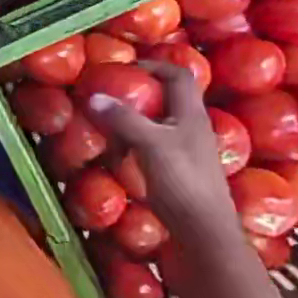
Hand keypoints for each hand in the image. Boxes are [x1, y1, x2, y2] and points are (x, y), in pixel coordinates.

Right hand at [84, 62, 241, 245]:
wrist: (204, 232)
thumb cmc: (182, 182)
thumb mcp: (149, 144)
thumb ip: (122, 119)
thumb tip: (93, 96)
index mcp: (191, 114)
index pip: (178, 75)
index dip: (154, 65)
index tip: (126, 68)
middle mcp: (193, 128)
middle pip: (166, 99)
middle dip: (138, 96)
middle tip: (110, 99)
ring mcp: (188, 152)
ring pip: (159, 125)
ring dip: (134, 123)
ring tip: (110, 130)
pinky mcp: (180, 172)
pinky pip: (155, 148)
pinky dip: (135, 146)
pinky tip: (122, 159)